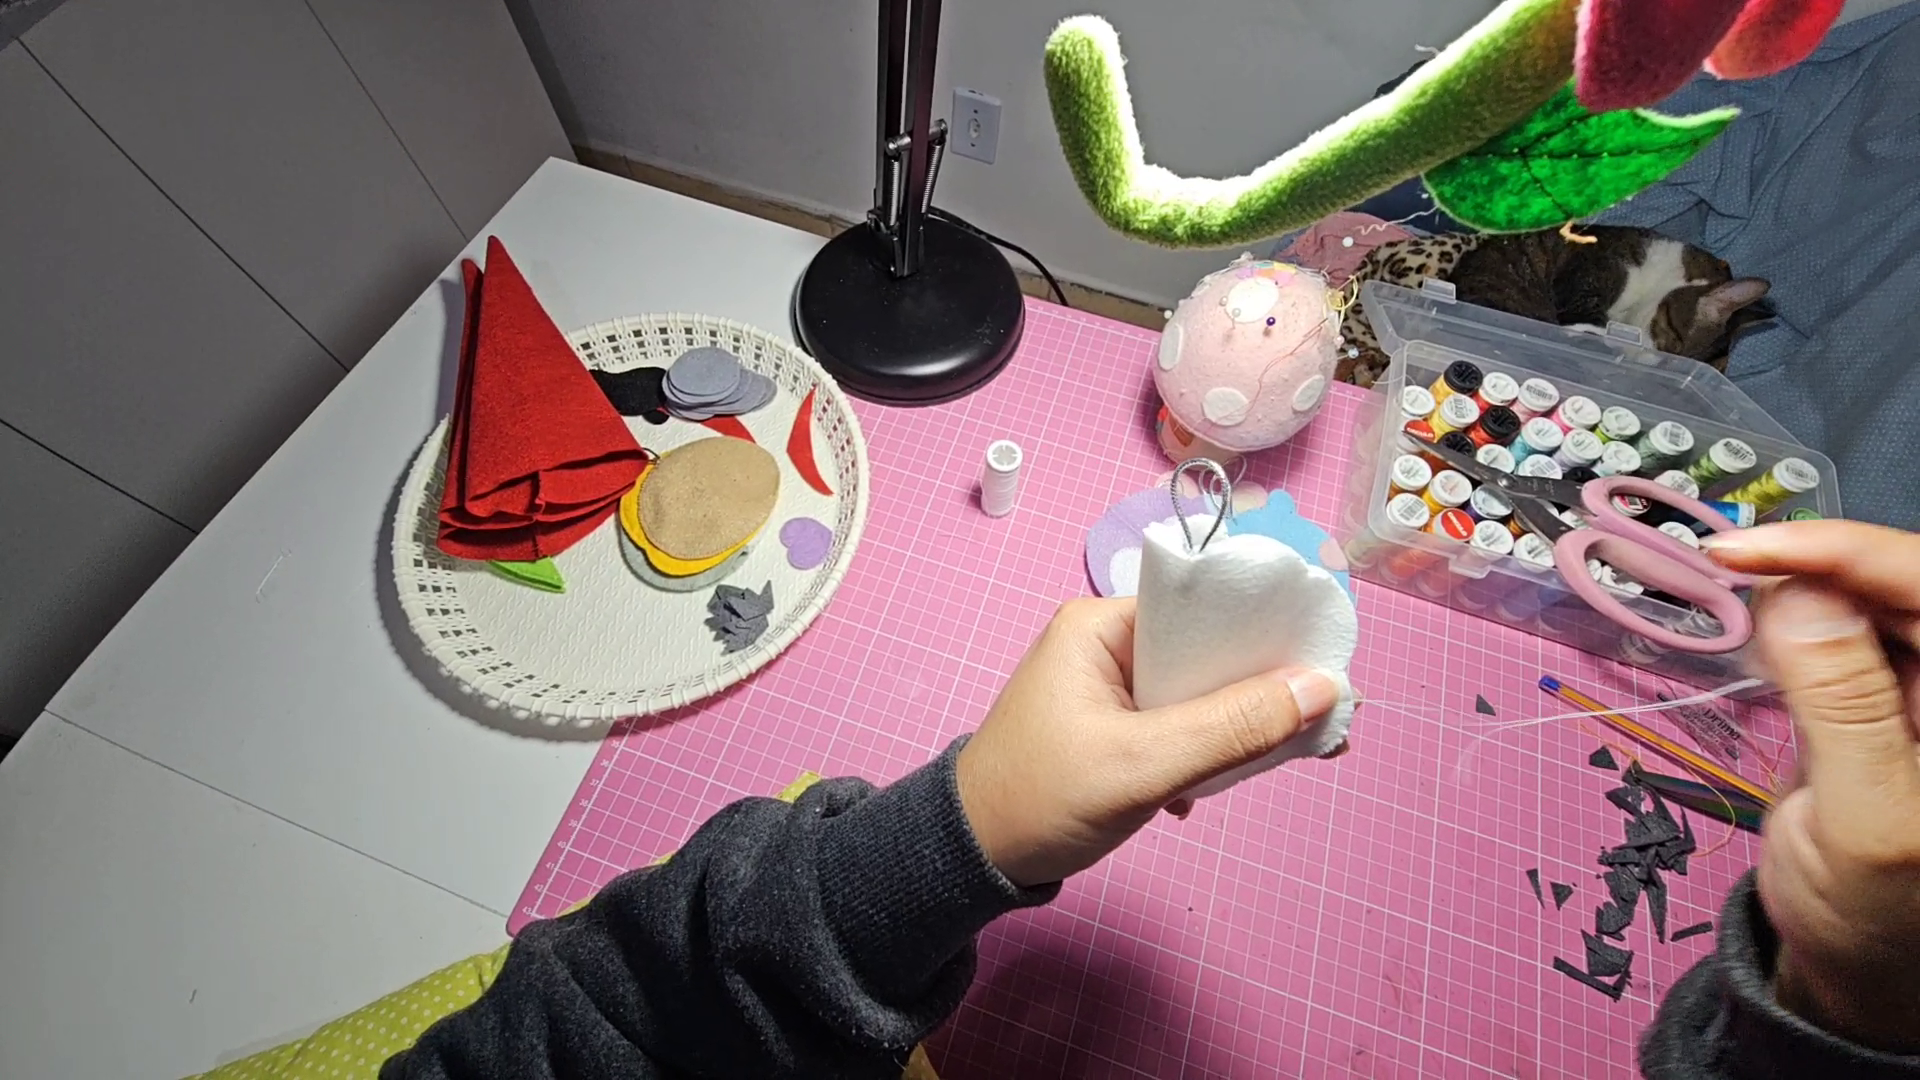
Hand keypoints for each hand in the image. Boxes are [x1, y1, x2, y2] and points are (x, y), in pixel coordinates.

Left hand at [954, 597, 1338, 887]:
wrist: (978, 852)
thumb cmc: (1044, 797)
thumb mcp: (1143, 764)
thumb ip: (1231, 727)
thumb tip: (1320, 686)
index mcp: (1101, 625)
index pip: (1197, 609)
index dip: (1262, 633)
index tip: (1323, 666)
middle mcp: (1105, 642)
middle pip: (1201, 652)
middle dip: (1257, 688)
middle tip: (1320, 723)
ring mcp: (1107, 684)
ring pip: (1193, 692)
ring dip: (1231, 726)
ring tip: (1284, 756)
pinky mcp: (1110, 722)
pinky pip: (1173, 721)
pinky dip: (1200, 749)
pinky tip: (1210, 788)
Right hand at [1705, 521, 1919, 1052]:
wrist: (1859, 955)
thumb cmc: (1874, 906)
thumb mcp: (1864, 818)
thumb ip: (1844, 707)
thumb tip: (1798, 593)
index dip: (1853, 555)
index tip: (1743, 550)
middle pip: (1919, 589)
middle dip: (1827, 559)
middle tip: (1724, 560)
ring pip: (1885, 601)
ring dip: (1809, 579)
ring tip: (1731, 578)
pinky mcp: (1895, 699)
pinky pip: (1855, 631)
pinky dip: (1800, 609)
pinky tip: (1761, 614)